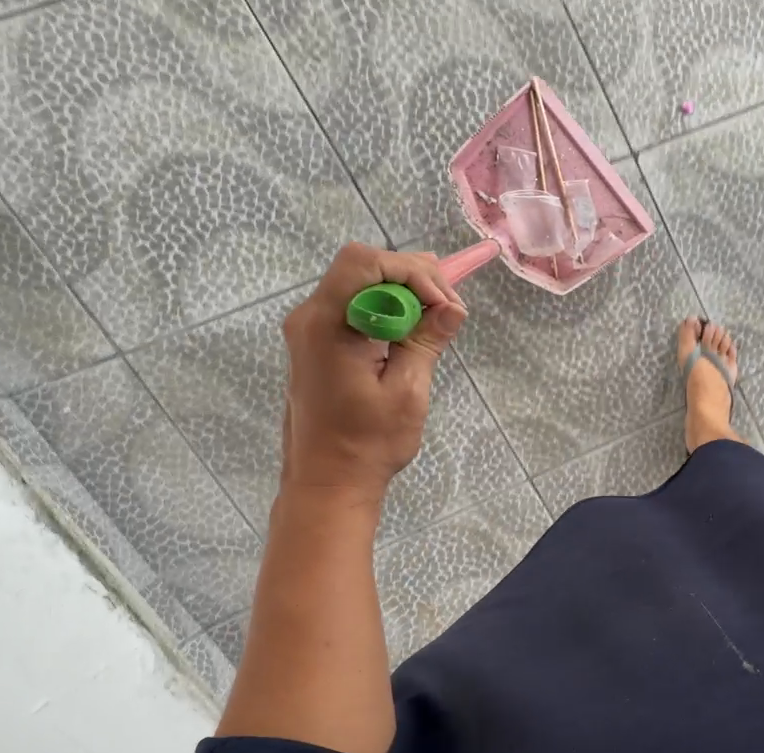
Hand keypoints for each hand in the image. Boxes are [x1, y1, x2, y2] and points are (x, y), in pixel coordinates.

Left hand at [278, 243, 466, 502]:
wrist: (328, 479)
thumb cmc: (368, 442)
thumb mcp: (407, 391)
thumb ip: (425, 342)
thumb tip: (453, 308)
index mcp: (327, 324)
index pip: (364, 263)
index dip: (412, 273)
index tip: (446, 307)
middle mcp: (311, 317)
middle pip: (362, 268)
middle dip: (413, 279)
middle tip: (452, 311)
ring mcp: (312, 329)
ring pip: (360, 285)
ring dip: (404, 294)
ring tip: (442, 318)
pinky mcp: (319, 344)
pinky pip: (355, 308)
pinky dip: (389, 311)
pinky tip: (416, 329)